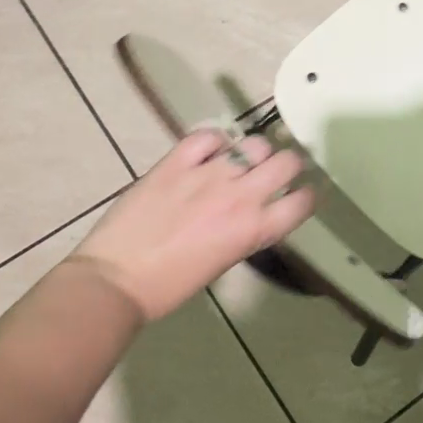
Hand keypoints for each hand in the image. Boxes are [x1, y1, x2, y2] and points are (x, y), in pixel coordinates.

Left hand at [68, 131, 314, 320]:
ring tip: (241, 160)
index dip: (308, 195)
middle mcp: (240, 197)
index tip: (302, 194)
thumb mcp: (224, 260)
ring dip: (254, 152)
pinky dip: (214, 140)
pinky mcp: (175, 164)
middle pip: (287, 162)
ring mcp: (207, 176)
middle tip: (277, 171)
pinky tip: (210, 151)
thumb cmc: (171, 286)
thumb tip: (253, 210)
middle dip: (289, 165)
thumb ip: (246, 230)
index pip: (303, 201)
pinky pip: (207, 136)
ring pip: (254, 144)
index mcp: (254, 229)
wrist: (114, 282)